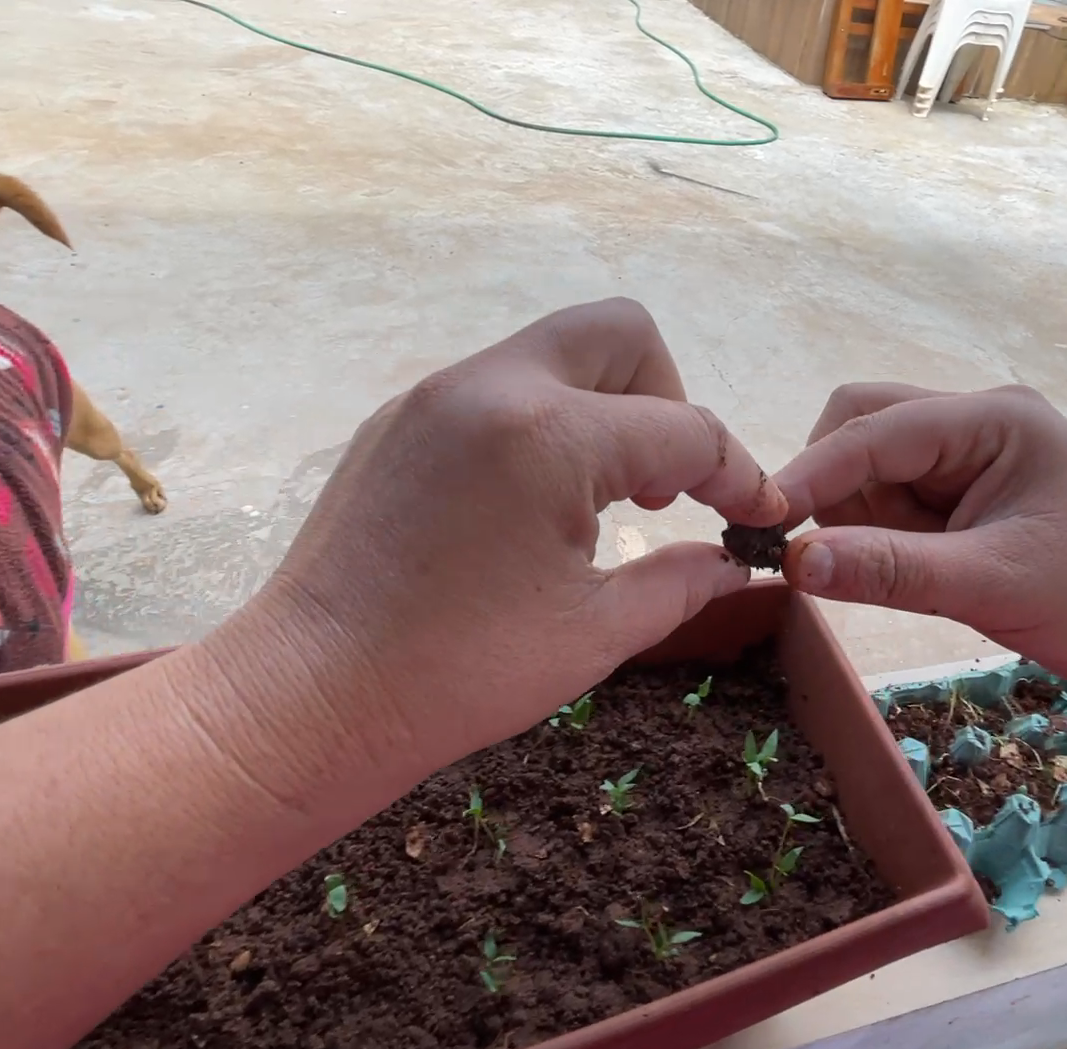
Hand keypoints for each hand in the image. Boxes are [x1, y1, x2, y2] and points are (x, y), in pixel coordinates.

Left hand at [210, 299, 784, 780]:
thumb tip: (734, 563)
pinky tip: (531, 502)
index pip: (684, 429)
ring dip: (607, 410)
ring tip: (600, 499)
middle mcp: (492, 385)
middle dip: (669, 400)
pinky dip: (547, 423)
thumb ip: (682, 581)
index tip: (755, 519)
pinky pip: (503, 386)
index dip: (738, 474)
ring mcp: (437, 392)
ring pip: (558, 352)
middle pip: (623, 334)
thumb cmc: (461, 675)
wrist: (311, 695)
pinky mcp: (402, 416)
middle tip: (660, 487)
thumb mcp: (596, 633)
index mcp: (548, 436)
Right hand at [772, 383, 1066, 695]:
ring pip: (865, 466)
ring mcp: (965, 459)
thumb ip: (889, 570)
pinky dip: (872, 532)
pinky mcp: (959, 496)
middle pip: (860, 425)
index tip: (759, 523)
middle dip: (830, 483)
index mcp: (992, 420)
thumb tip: (792, 562)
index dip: (809, 473)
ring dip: (853, 515)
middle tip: (823, 549)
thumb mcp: (991, 584)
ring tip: (898, 568)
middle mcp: (973, 425)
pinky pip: (886, 500)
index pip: (873, 430)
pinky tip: (905, 566)